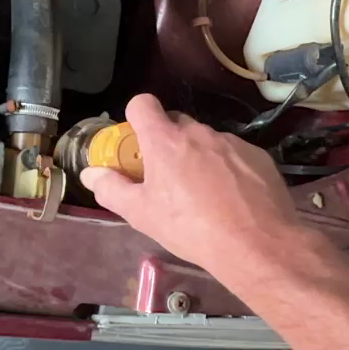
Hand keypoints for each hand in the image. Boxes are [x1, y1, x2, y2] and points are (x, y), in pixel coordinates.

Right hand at [83, 94, 337, 294]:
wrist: (257, 245)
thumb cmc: (190, 227)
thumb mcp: (141, 214)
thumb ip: (111, 189)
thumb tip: (90, 173)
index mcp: (165, 141)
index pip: (143, 104)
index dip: (136, 117)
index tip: (137, 141)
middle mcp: (198, 133)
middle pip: (175, 123)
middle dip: (167, 142)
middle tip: (167, 176)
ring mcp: (232, 142)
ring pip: (206, 140)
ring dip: (199, 157)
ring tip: (204, 194)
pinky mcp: (258, 156)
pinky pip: (234, 154)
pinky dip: (228, 168)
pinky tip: (232, 198)